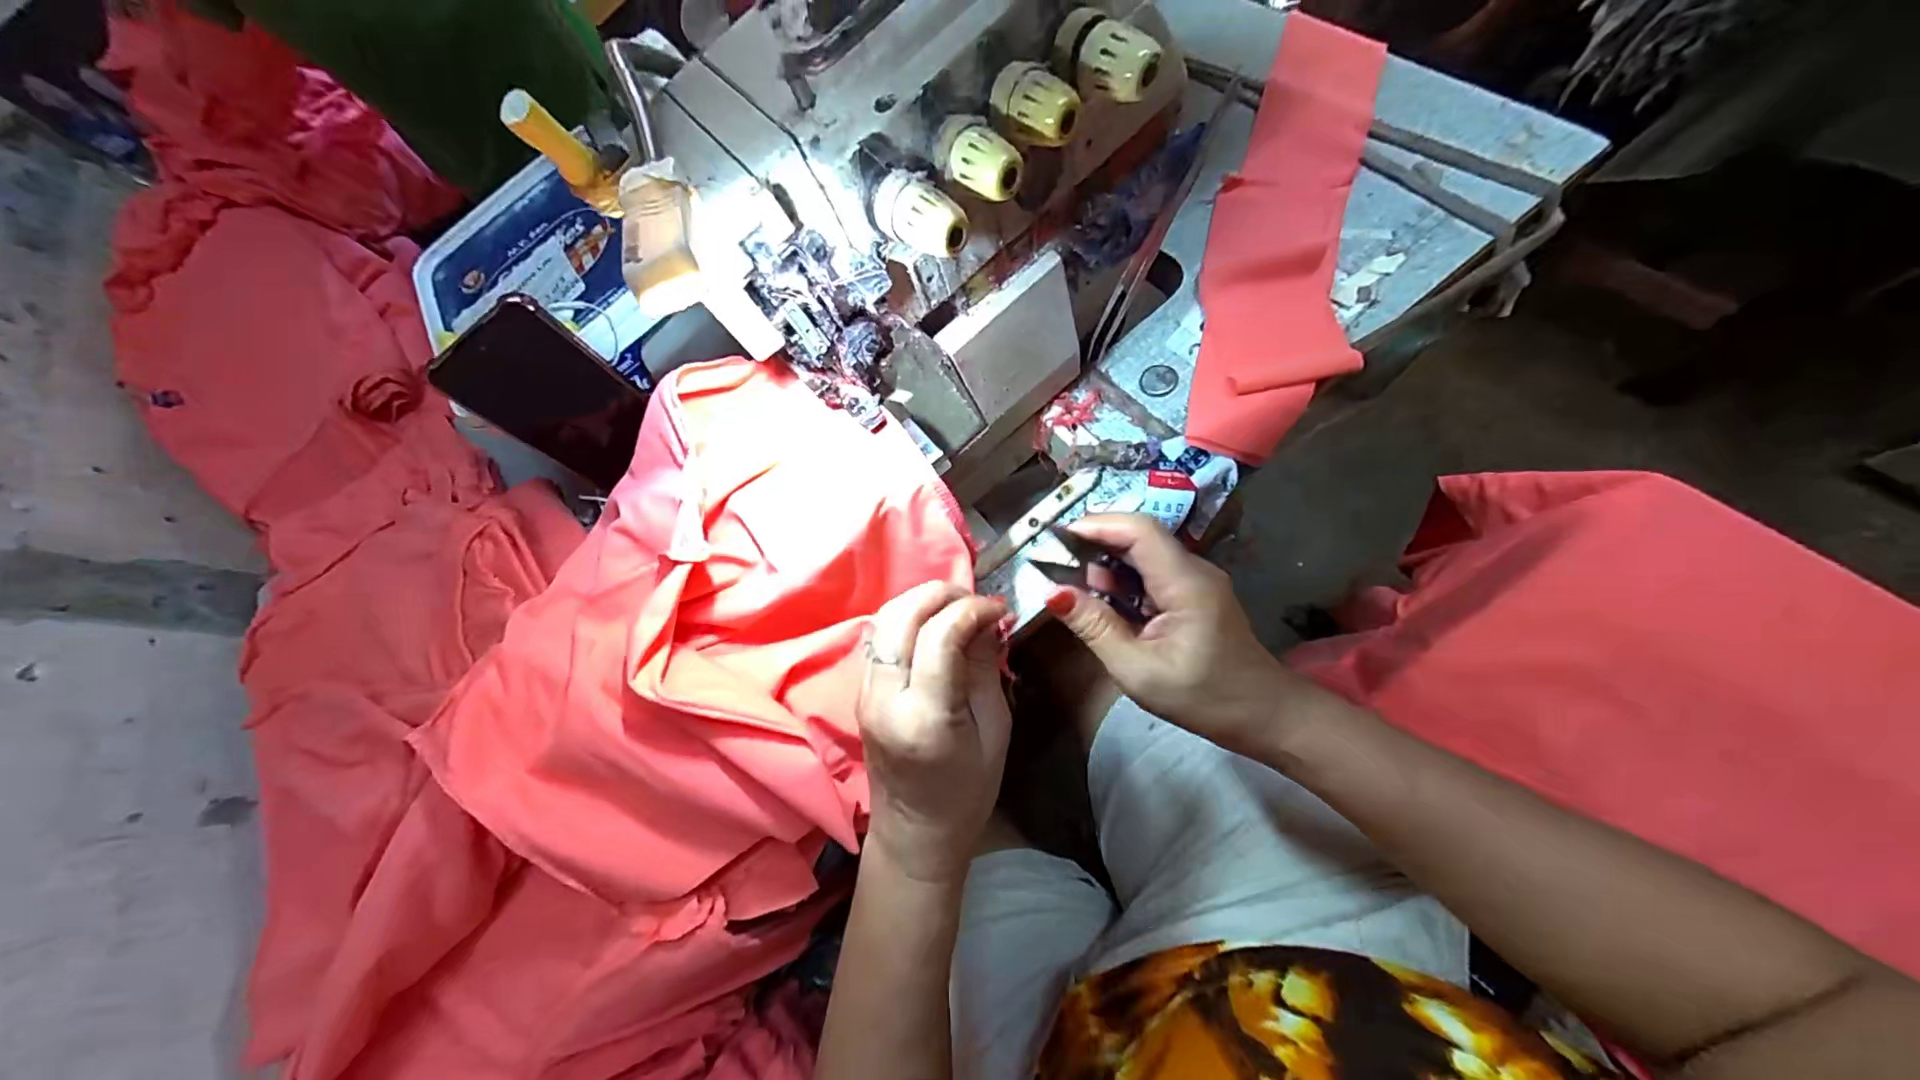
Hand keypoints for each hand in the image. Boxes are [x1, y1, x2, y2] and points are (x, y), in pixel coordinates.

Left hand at [856, 582, 1011, 884]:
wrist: (915, 834)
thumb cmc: (967, 793)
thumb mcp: (996, 731)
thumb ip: (986, 669)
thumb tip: (987, 619)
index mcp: (924, 716)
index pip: (939, 635)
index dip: (972, 609)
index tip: (999, 609)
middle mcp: (885, 698)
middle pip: (901, 616)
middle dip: (942, 593)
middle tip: (976, 600)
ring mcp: (865, 693)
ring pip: (883, 619)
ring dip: (921, 600)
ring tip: (957, 607)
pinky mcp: (860, 692)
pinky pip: (879, 636)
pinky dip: (907, 617)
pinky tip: (934, 624)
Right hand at [1045, 514, 1297, 750]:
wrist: (1264, 715)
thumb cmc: (1203, 698)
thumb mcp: (1138, 670)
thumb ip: (1095, 627)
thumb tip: (1053, 593)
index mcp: (1185, 582)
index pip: (1140, 531)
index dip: (1097, 525)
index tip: (1057, 537)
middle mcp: (1192, 570)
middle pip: (1140, 537)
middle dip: (1095, 542)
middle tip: (1053, 561)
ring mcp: (1195, 581)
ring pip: (1144, 555)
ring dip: (1106, 563)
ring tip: (1069, 581)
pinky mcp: (1193, 594)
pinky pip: (1151, 574)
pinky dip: (1122, 581)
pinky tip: (1100, 600)